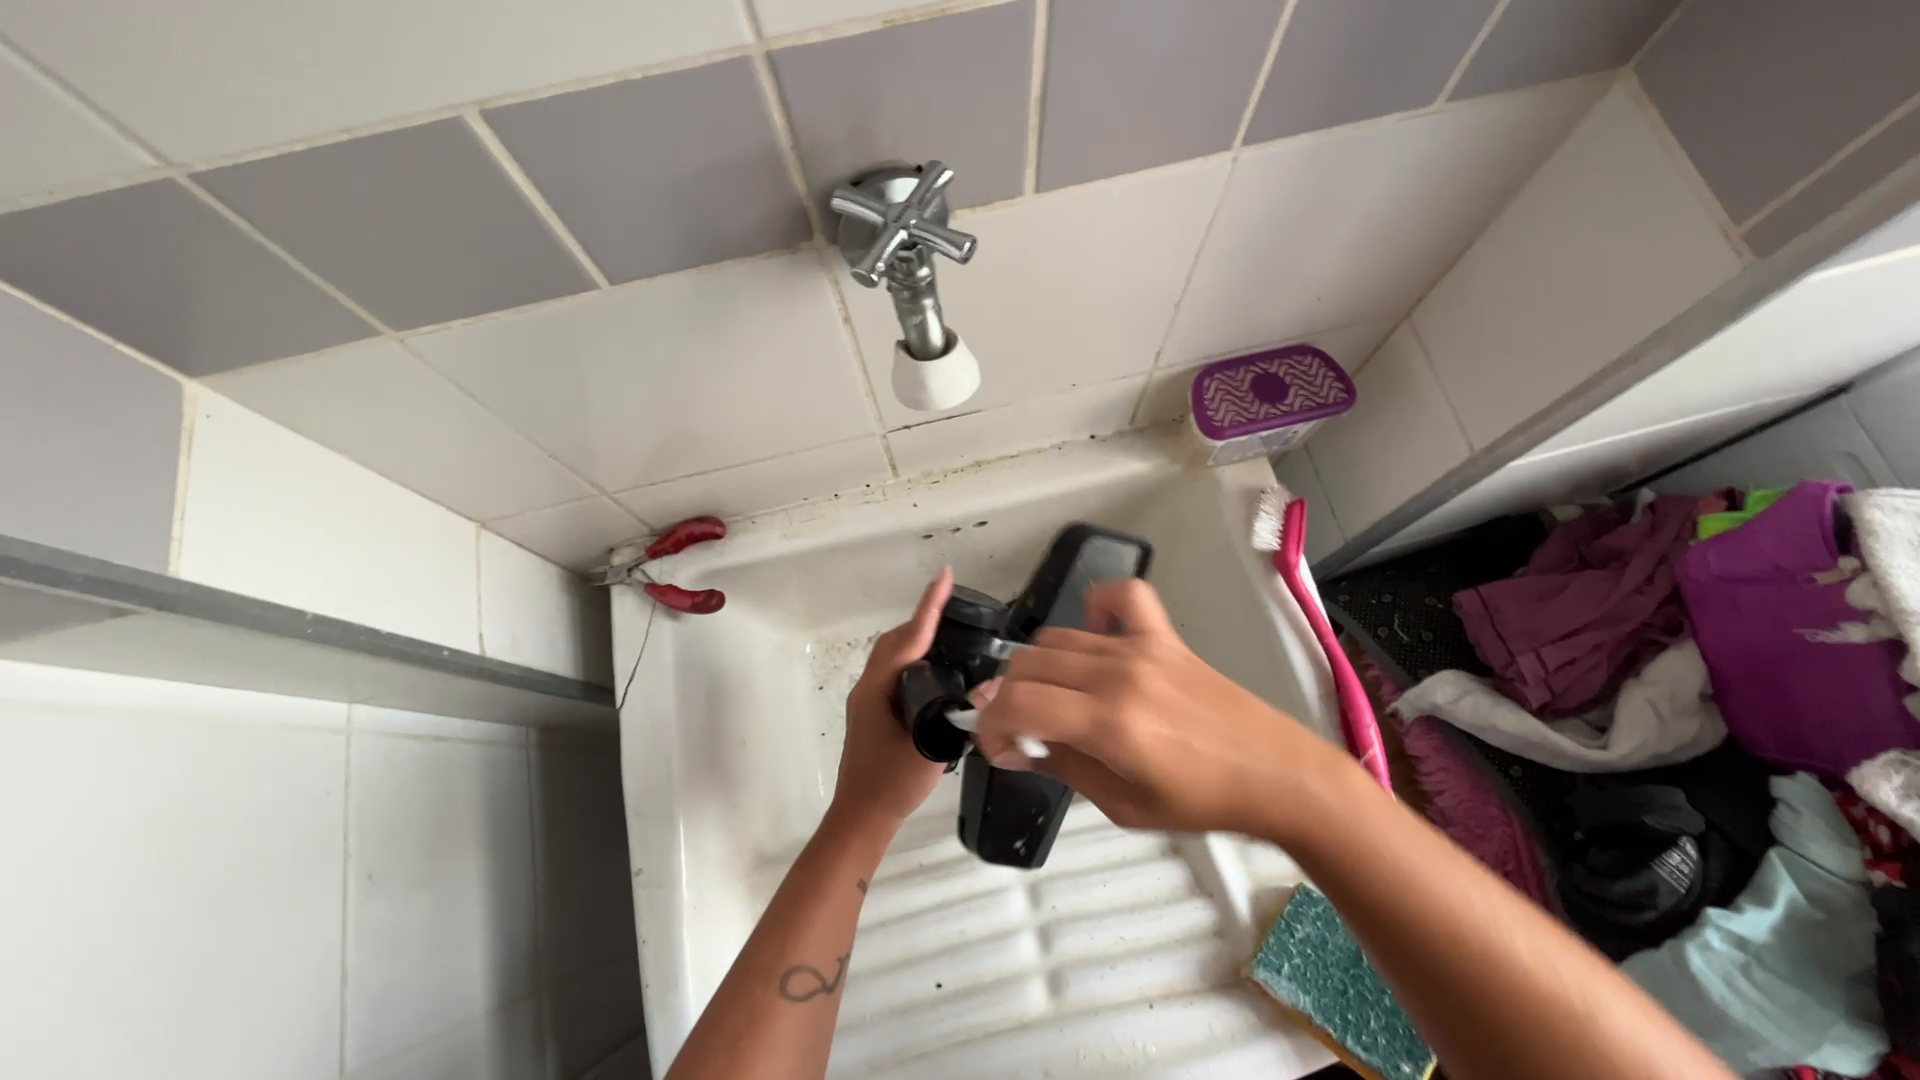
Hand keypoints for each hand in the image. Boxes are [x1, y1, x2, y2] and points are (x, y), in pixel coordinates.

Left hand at [829, 569, 954, 832]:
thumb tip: (994, 686)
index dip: (928, 608)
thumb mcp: (932, 750)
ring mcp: (868, 700)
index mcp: (877, 691)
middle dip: (922, 618)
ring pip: (893, 655)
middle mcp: (868, 688)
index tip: (944, 578)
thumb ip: (962, 717)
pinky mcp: (873, 712)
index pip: (907, 639)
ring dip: (917, 638)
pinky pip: (894, 672)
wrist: (861, 817)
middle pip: (895, 640)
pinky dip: (914, 658)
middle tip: (953, 605)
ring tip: (949, 631)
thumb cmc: (891, 785)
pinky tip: (936, 670)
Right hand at [972, 578, 1354, 842]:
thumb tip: (1017, 748)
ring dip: (1037, 668)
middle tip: (1021, 731)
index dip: (991, 727)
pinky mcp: (1165, 636)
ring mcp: (1142, 648)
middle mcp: (1118, 675)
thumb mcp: (1124, 805)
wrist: (1275, 774)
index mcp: (1108, 724)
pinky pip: (1121, 596)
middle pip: (1027, 665)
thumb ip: (1064, 768)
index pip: (1016, 705)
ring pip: (1056, 637)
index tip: (999, 748)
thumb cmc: (1203, 801)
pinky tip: (1093, 638)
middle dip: (1006, 700)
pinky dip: (1096, 607)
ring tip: (1052, 699)